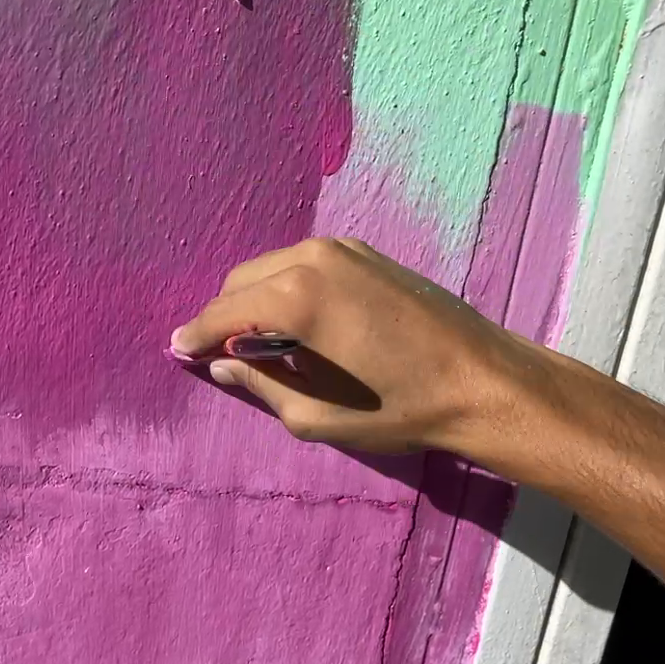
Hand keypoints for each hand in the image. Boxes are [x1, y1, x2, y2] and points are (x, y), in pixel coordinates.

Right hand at [170, 237, 549, 456]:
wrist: (487, 381)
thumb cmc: (401, 408)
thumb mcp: (317, 415)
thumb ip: (259, 385)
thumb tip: (222, 366)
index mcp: (295, 297)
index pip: (223, 313)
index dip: (196, 334)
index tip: (178, 350)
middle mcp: (311, 258)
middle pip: (241, 282)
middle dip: (224, 316)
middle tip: (222, 353)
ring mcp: (341, 248)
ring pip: (271, 268)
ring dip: (255, 300)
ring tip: (262, 340)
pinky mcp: (364, 251)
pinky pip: (302, 263)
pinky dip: (286, 286)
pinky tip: (299, 320)